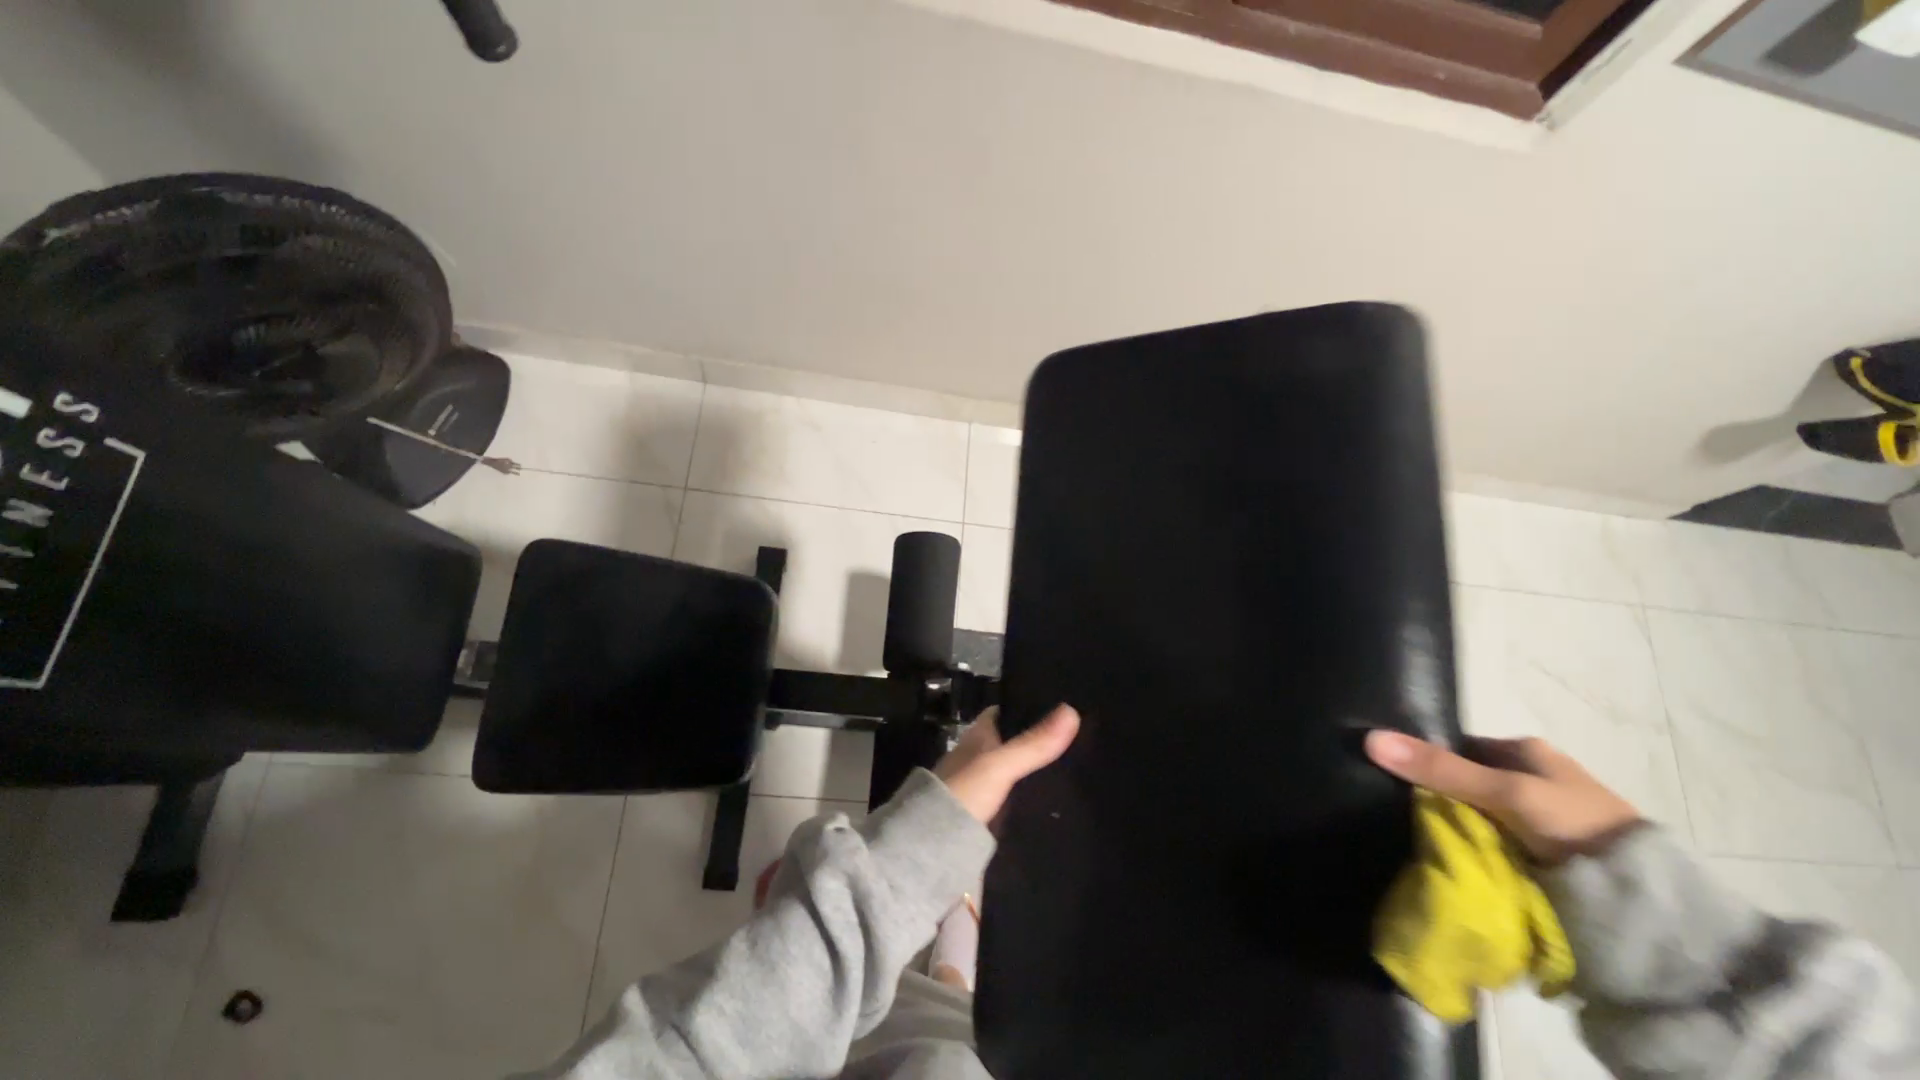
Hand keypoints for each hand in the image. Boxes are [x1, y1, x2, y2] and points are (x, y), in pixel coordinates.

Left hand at [935, 705, 1080, 825]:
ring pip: (1013, 768)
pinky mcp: (986, 811)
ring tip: (1074, 766)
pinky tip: (1052, 797)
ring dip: (1035, 767)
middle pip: (1011, 741)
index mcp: (976, 737)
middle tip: (1076, 739)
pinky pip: (1013, 795)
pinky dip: (1029, 793)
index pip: (1003, 712)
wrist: (932, 844)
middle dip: (1037, 740)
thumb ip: (1033, 744)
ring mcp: (980, 784)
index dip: (1027, 706)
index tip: (1059, 707)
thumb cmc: (963, 793)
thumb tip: (1072, 711)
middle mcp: (977, 755)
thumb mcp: (1000, 766)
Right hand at [1364, 730, 1641, 863]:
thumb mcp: (1504, 792)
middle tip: (1399, 815)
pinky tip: (1454, 860)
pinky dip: (1478, 849)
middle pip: (1468, 781)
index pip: (1460, 748)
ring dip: (1458, 826)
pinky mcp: (1547, 853)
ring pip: (1481, 814)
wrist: (1645, 899)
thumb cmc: (1574, 825)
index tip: (1393, 780)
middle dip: (1439, 797)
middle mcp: (1534, 777)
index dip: (1428, 761)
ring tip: (1418, 841)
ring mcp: (1541, 817)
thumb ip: (1440, 769)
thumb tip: (1369, 737)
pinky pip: (1496, 843)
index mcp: (1528, 751)